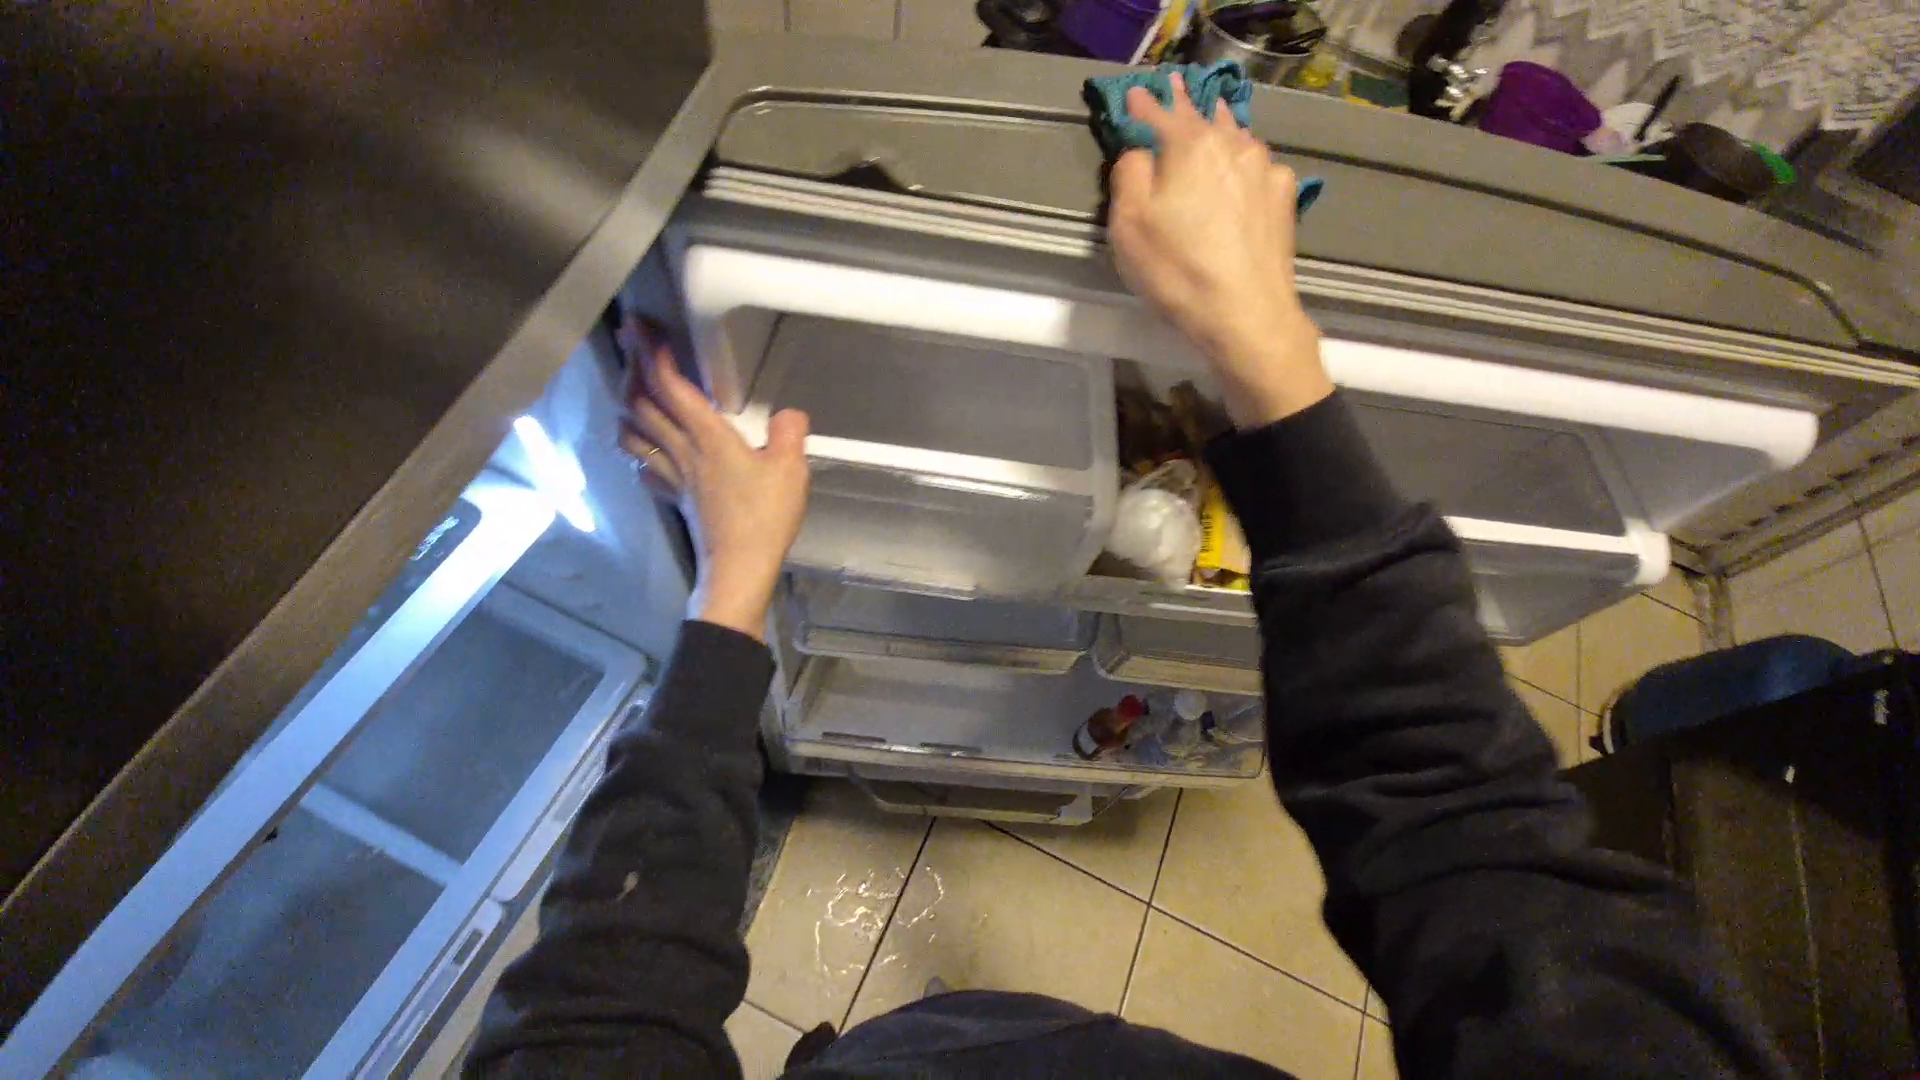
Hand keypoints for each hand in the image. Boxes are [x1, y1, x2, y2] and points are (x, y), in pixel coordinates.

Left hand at [616, 317, 809, 641]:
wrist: (738, 569)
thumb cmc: (764, 519)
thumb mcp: (792, 471)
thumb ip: (789, 434)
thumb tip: (789, 415)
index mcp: (708, 437)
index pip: (670, 386)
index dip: (653, 354)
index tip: (641, 327)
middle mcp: (682, 450)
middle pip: (641, 403)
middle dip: (632, 368)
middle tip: (631, 344)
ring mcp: (673, 476)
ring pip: (633, 432)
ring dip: (626, 404)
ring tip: (631, 389)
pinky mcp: (674, 498)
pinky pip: (643, 464)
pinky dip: (636, 445)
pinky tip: (643, 445)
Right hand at [1107, 75, 1332, 428]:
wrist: (1247, 315)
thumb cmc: (1178, 270)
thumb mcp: (1128, 225)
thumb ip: (1128, 175)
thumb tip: (1139, 153)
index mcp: (1190, 145)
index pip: (1159, 112)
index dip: (1143, 105)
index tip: (1134, 95)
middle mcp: (1233, 145)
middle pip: (1203, 118)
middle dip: (1184, 108)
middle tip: (1174, 95)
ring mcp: (1266, 170)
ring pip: (1235, 138)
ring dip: (1218, 129)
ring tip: (1210, 121)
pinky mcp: (1284, 199)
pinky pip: (1257, 168)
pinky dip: (1242, 163)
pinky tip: (1239, 175)